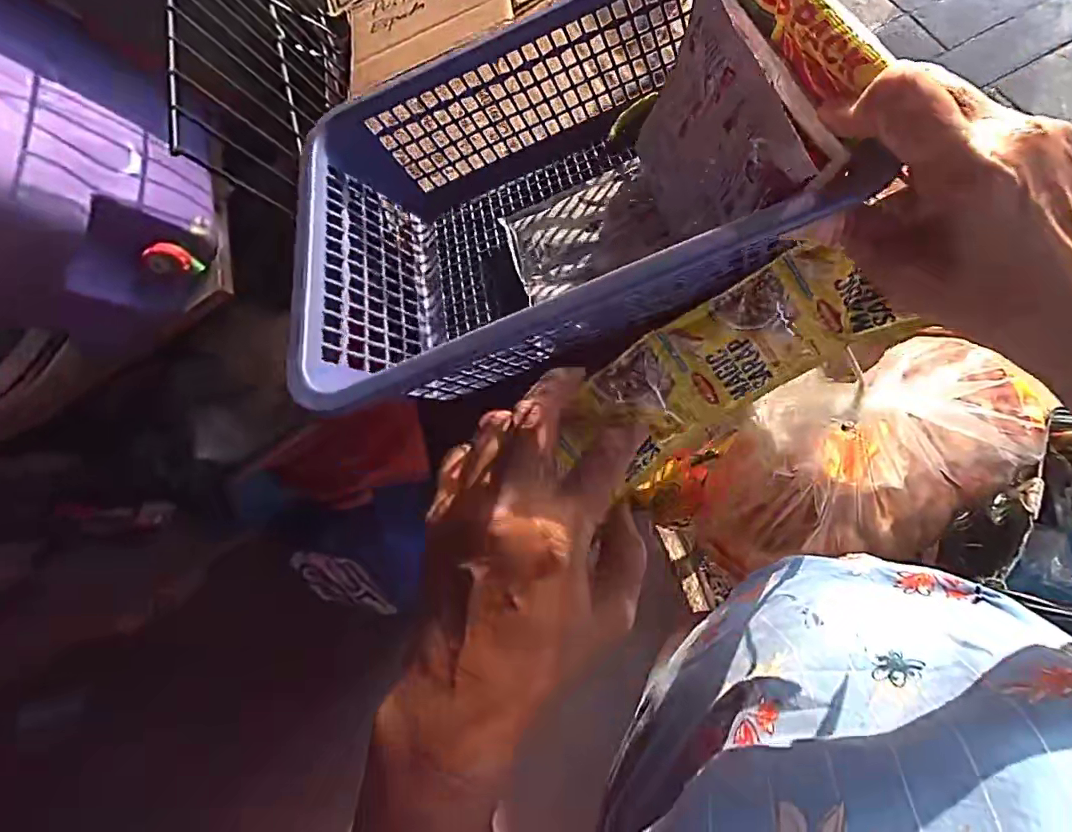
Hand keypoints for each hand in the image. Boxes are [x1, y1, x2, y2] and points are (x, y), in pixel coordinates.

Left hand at [367, 369, 646, 828]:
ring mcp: (468, 505)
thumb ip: (628, 553)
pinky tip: (498, 451)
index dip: (622, 434)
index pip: (602, 459)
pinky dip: (483, 445)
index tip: (632, 423)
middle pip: (535, 419)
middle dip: (559, 388)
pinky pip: (462, 457)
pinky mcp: (440, 515)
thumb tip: (625, 507)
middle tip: (576, 378)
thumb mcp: (611, 617)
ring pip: (493, 428)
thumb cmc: (545, 659)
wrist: (461, 693)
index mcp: (560, 531)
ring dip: (520, 413)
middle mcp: (512, 504)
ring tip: (538, 412)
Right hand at [822, 63, 1071, 387]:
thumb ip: (857, 237)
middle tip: (863, 144)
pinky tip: (964, 185)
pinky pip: (988, 120)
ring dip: (922, 127)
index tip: (836, 123)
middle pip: (929, 82)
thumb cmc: (992, 304)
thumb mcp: (909, 279)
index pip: (906, 92)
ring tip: (914, 174)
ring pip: (958, 101)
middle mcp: (1008, 135)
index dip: (860, 100)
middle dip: (884, 108)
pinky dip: (959, 141)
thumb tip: (813, 215)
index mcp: (969, 171)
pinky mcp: (1057, 135)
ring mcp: (1039, 130)